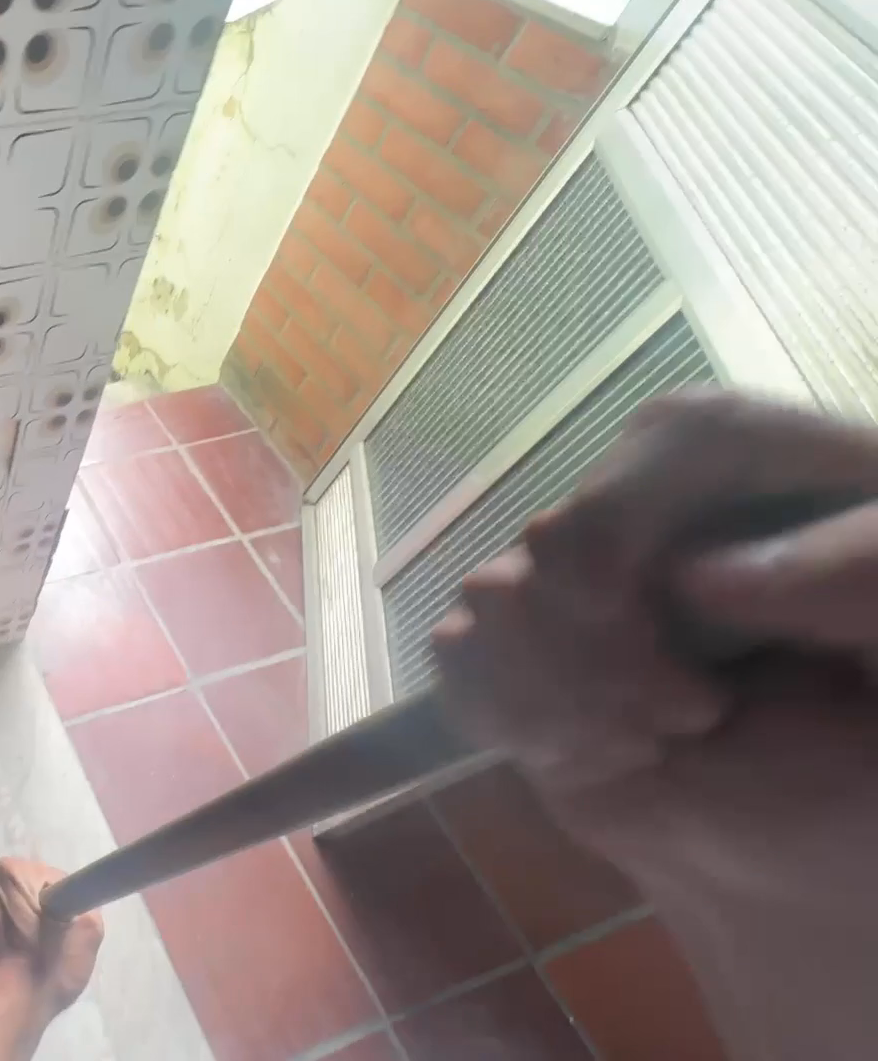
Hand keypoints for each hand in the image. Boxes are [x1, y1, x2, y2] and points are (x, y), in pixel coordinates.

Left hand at [0, 858, 102, 1012]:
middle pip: (36, 888)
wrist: (10, 1009)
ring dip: (35, 921)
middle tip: (58, 941)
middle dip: (50, 910)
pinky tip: (26, 954)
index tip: (68, 927)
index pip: (55, 878)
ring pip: (23, 903)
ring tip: (42, 951)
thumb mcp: (87, 934)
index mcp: (11, 872)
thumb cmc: (47, 966)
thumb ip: (88, 904)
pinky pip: (10, 918)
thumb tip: (79, 902)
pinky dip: (20, 931)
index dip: (68, 903)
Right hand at [431, 389, 877, 909]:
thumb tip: (697, 579)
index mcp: (787, 495)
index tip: (651, 602)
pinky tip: (568, 744)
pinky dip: (501, 709)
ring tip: (639, 737)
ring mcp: (568, 589)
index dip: (641, 503)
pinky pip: (452, 652)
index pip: (686, 432)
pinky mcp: (506, 651)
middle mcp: (663, 527)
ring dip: (557, 686)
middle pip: (563, 529)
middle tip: (687, 714)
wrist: (821, 856)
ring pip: (490, 591)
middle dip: (605, 641)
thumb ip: (869, 582)